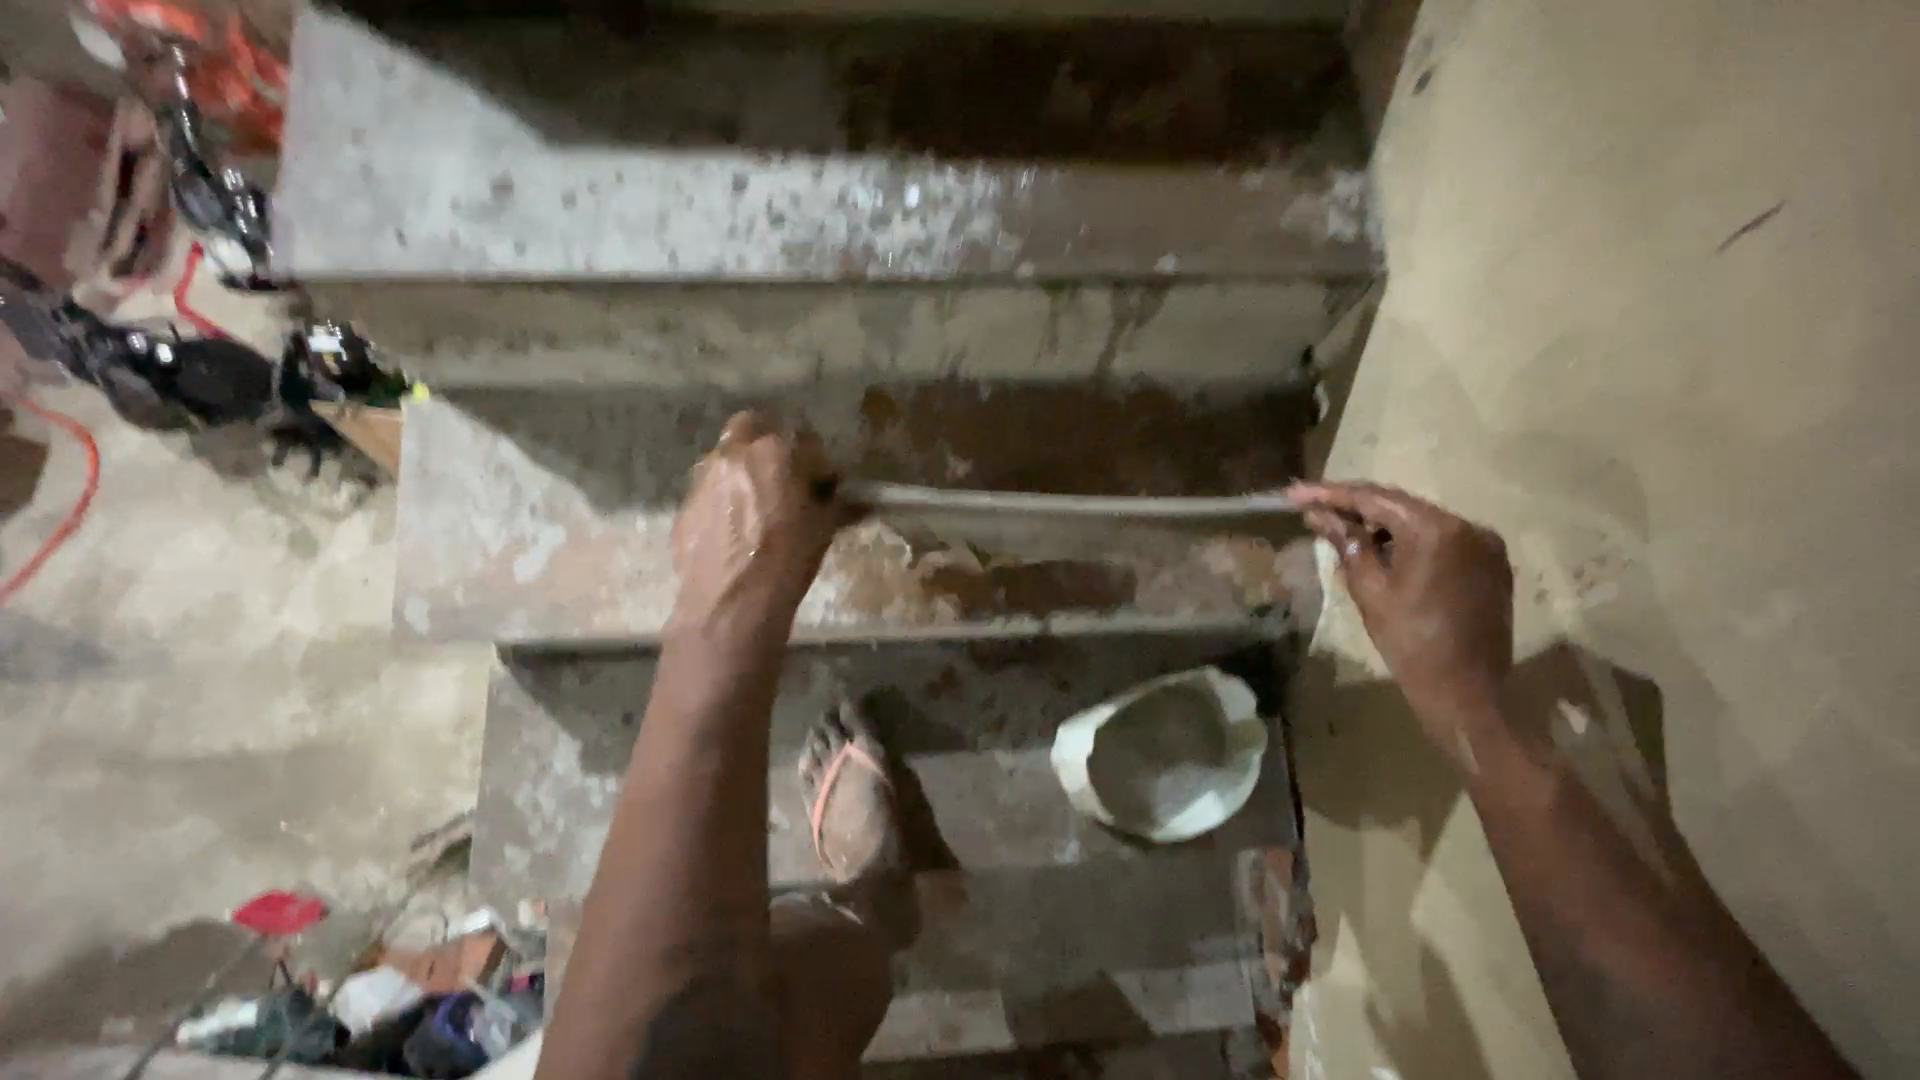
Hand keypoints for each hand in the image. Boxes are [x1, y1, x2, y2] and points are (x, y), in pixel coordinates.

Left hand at [668, 412, 849, 646]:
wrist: (731, 603)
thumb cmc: (786, 561)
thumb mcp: (823, 530)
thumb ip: (836, 504)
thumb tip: (861, 501)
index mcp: (775, 452)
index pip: (804, 439)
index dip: (816, 462)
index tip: (823, 485)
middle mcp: (734, 454)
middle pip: (752, 427)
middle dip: (769, 443)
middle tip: (784, 476)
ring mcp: (703, 477)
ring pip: (725, 456)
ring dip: (742, 469)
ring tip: (756, 505)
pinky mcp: (685, 505)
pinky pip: (709, 489)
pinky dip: (723, 498)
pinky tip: (734, 529)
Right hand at [1287, 481, 1516, 757]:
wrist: (1466, 690)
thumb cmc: (1409, 641)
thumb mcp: (1369, 590)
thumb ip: (1347, 544)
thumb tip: (1321, 515)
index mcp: (1435, 530)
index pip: (1374, 499)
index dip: (1330, 494)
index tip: (1295, 493)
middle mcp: (1467, 525)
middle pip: (1399, 505)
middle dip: (1355, 505)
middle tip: (1313, 506)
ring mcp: (1484, 544)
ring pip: (1421, 520)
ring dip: (1381, 523)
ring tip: (1342, 528)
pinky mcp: (1490, 563)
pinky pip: (1442, 538)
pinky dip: (1409, 539)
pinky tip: (1381, 548)